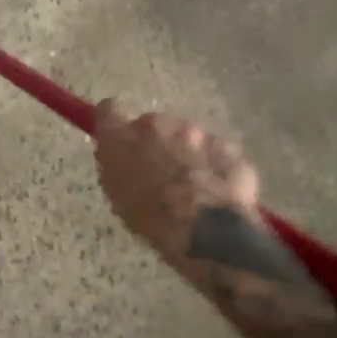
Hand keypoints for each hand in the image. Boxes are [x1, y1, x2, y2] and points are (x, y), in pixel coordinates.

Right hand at [93, 99, 262, 276]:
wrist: (202, 227)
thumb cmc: (148, 212)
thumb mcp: (114, 189)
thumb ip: (114, 161)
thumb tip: (119, 152)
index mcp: (121, 134)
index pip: (108, 109)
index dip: (113, 121)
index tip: (117, 134)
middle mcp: (157, 123)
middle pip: (154, 124)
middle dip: (156, 141)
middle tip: (160, 168)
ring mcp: (196, 133)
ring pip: (188, 137)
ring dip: (186, 152)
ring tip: (193, 183)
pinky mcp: (228, 147)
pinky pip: (217, 152)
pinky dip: (214, 165)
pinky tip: (215, 188)